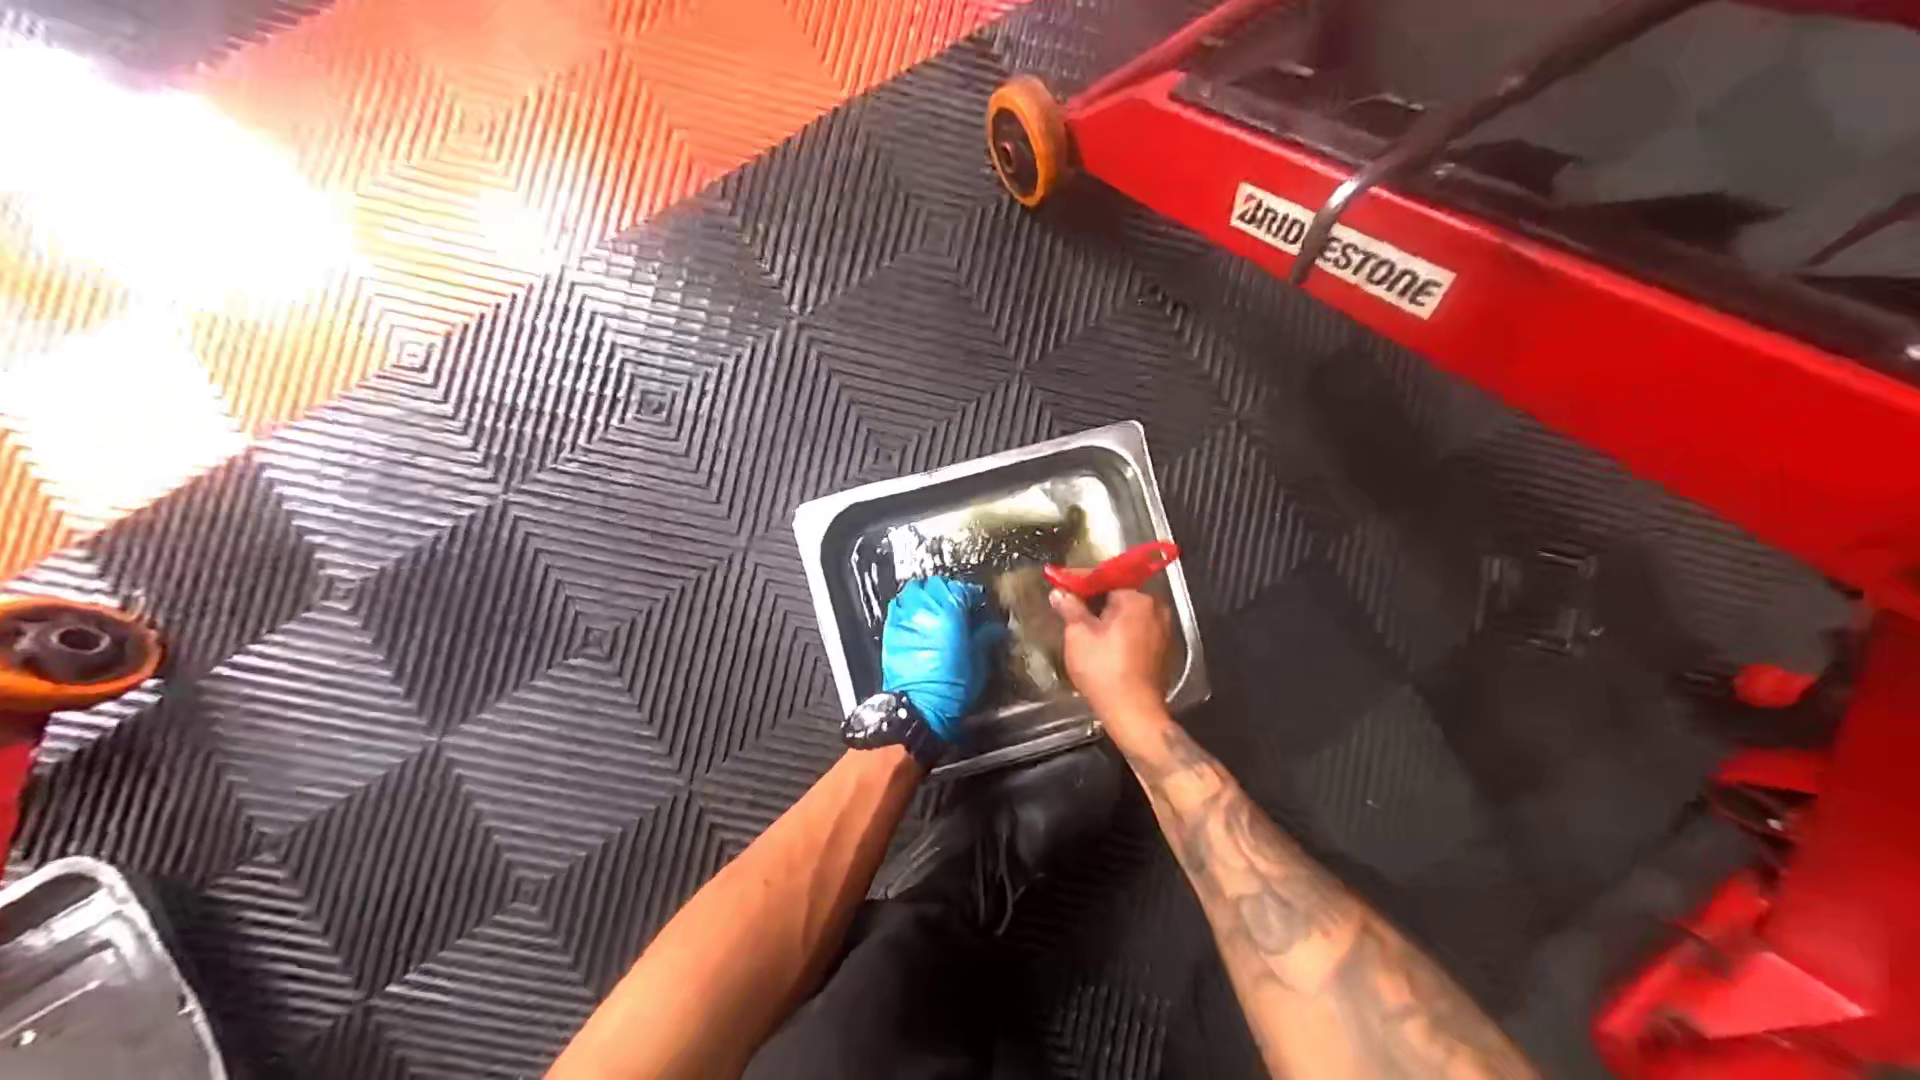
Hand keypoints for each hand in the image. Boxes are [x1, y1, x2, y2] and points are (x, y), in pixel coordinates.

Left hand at [882, 576, 1003, 740]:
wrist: (920, 709)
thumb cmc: (951, 688)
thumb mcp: (978, 661)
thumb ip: (984, 637)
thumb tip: (994, 627)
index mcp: (951, 612)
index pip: (963, 589)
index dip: (973, 595)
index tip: (978, 604)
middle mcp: (925, 608)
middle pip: (937, 584)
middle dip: (948, 591)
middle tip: (956, 605)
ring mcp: (904, 616)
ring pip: (914, 590)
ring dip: (925, 595)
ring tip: (934, 608)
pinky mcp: (890, 629)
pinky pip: (898, 607)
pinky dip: (908, 608)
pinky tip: (917, 620)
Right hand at [1050, 589, 1171, 722]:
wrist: (1133, 712)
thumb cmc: (1103, 670)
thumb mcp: (1078, 635)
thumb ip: (1070, 608)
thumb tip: (1059, 592)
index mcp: (1136, 600)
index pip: (1103, 578)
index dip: (1078, 580)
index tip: (1060, 582)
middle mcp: (1155, 609)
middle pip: (1117, 595)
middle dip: (1092, 599)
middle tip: (1069, 605)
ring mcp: (1162, 630)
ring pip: (1127, 614)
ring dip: (1105, 616)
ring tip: (1081, 624)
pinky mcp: (1161, 650)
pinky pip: (1135, 630)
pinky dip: (1118, 631)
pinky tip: (1100, 642)